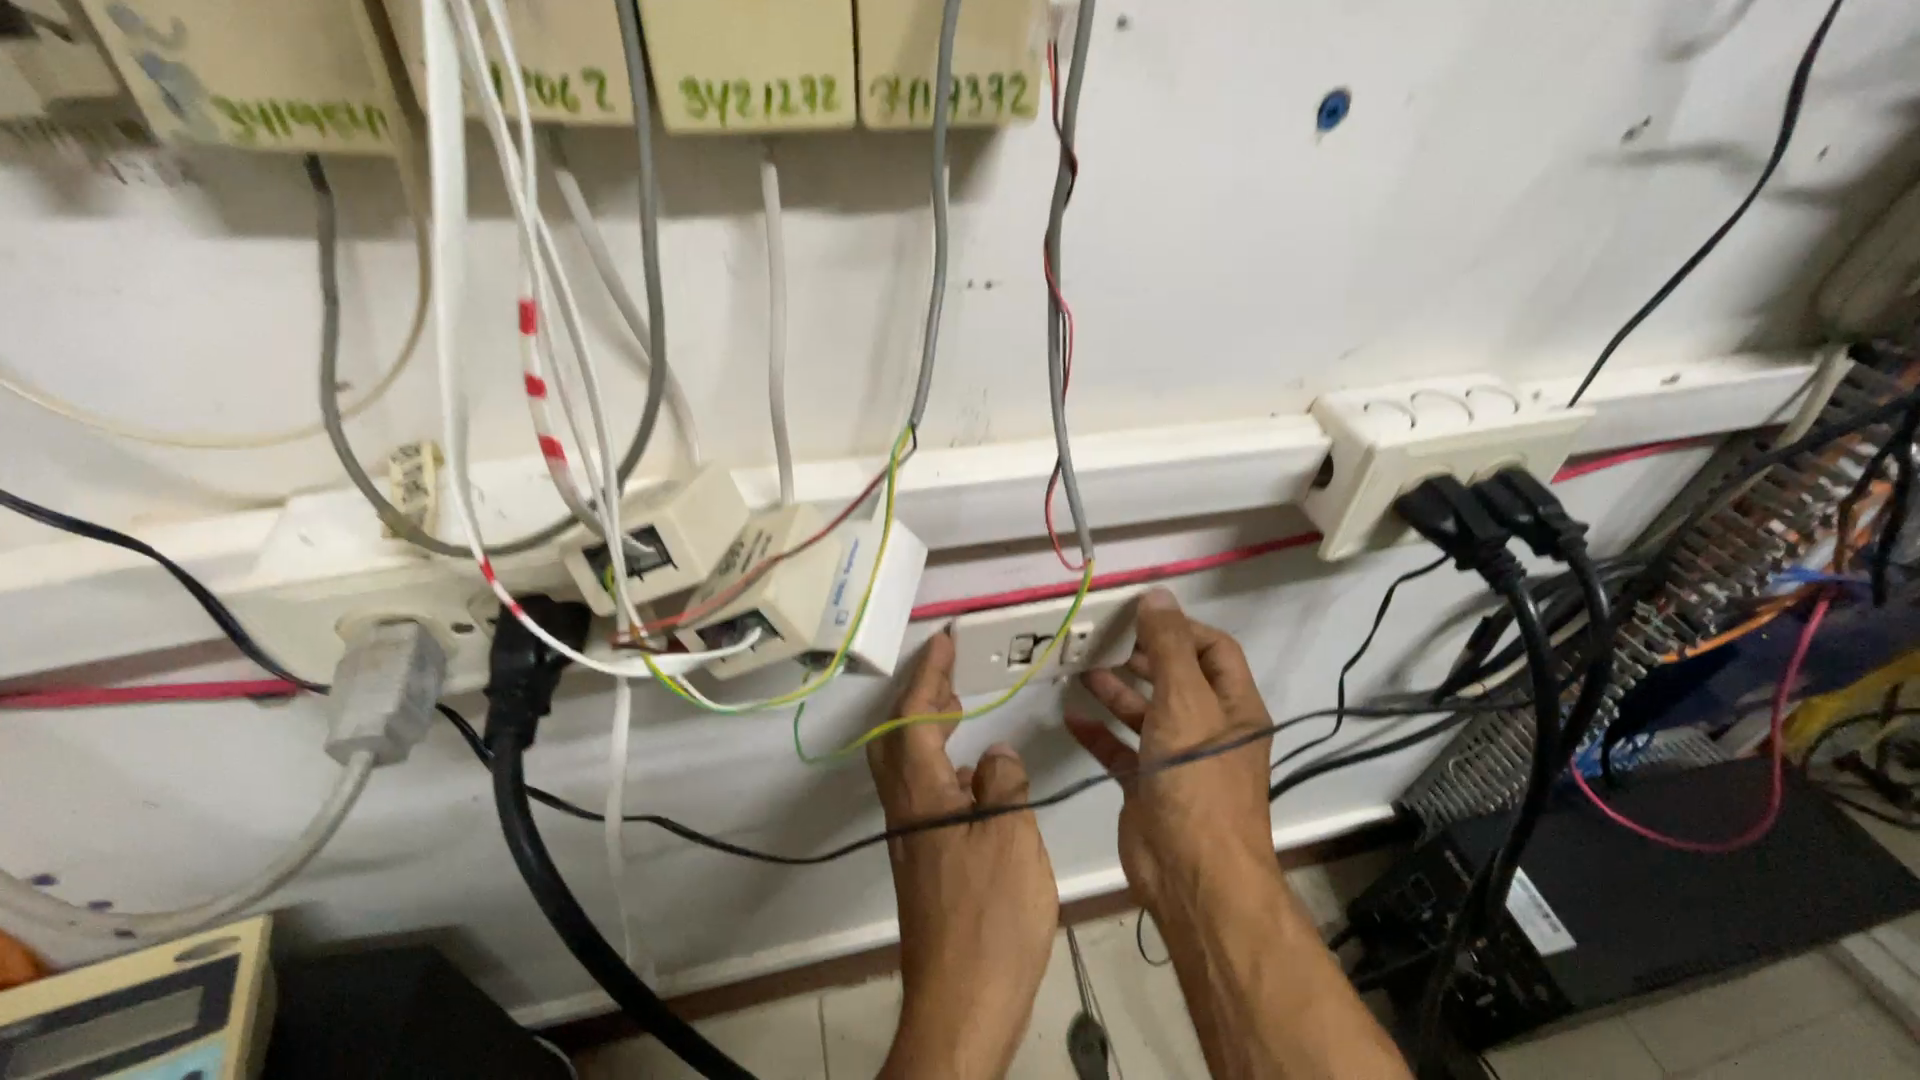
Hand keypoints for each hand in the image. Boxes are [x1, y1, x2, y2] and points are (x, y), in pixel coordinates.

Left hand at [869, 632, 1058, 1079]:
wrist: (963, 1001)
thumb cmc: (991, 915)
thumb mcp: (1010, 837)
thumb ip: (1003, 784)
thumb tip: (995, 755)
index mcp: (922, 794)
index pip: (915, 717)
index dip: (929, 676)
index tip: (943, 642)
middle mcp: (906, 810)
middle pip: (897, 739)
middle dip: (919, 698)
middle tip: (950, 674)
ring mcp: (911, 839)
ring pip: (909, 766)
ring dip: (928, 730)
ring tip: (961, 711)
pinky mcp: (924, 863)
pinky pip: (924, 792)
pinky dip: (943, 765)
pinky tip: (973, 777)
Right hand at [1065, 588, 1279, 917]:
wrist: (1191, 872)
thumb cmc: (1197, 780)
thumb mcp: (1185, 703)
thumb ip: (1168, 647)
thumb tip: (1157, 595)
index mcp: (1233, 706)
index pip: (1214, 650)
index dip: (1181, 628)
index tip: (1140, 616)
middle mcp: (1209, 729)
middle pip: (1177, 678)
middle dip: (1143, 656)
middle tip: (1104, 638)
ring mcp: (1177, 759)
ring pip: (1146, 713)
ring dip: (1116, 691)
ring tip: (1081, 668)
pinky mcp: (1148, 786)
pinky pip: (1121, 750)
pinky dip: (1099, 732)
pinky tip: (1071, 717)